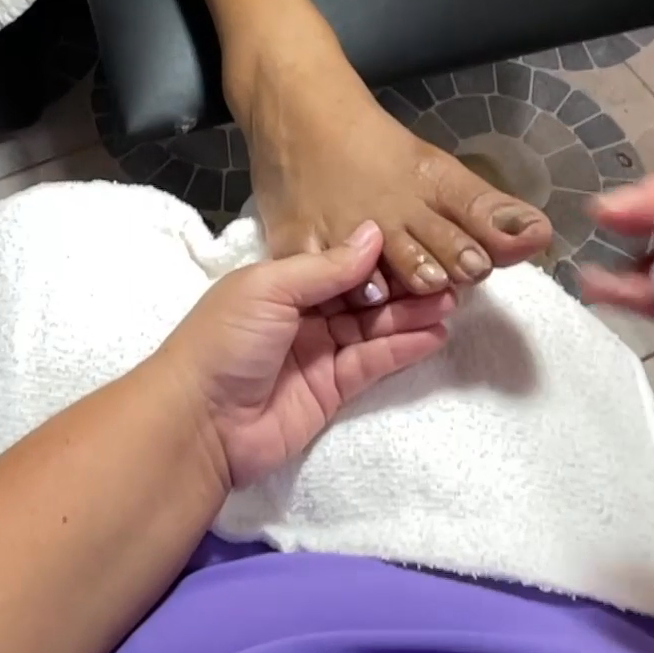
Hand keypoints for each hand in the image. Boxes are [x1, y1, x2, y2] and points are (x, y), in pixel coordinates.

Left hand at [147, 221, 453, 488]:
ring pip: (371, 328)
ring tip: (452, 301)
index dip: (375, 256)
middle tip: (448, 275)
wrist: (201, 420)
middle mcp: (299, 314)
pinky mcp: (330, 390)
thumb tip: (372, 232)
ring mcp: (316, 353)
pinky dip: (401, 349)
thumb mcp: (268, 287)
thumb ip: (324, 266)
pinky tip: (434, 334)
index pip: (335, 263)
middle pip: (359, 295)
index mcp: (278, 282)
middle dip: (400, 285)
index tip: (418, 242)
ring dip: (409, 315)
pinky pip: (371, 363)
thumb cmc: (226, 339)